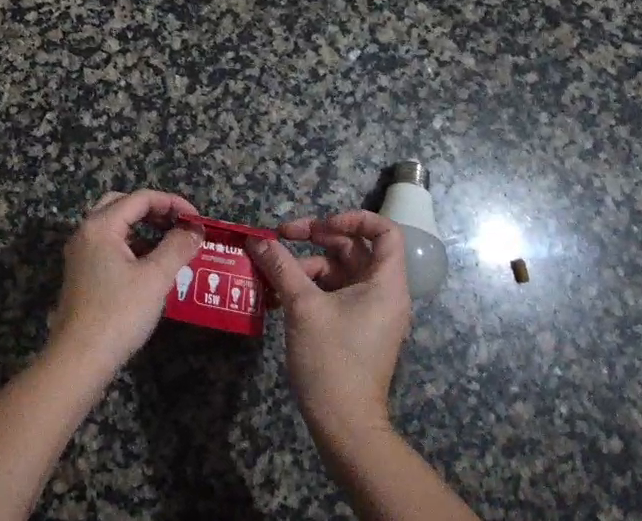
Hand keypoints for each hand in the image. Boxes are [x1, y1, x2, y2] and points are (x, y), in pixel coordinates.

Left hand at [49, 190, 202, 374]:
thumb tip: (194, 230)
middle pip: (122, 205)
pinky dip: (131, 246)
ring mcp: (80, 253)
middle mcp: (85, 232)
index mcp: (100, 226)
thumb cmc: (119, 313)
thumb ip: (177, 247)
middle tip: (179, 224)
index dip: (172, 202)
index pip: (140, 198)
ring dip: (142, 229)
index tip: (197, 219)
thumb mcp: (155, 278)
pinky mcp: (81, 273)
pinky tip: (149, 266)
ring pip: (114, 227)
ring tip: (170, 243)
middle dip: (153, 210)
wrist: (80, 357)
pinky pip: (108, 246)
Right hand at [247, 210, 411, 461]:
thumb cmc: (332, 359)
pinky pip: (332, 293)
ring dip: (304, 266)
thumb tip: (256, 239)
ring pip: (338, 271)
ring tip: (270, 273)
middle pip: (354, 248)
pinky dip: (307, 287)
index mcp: (385, 284)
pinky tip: (276, 294)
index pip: (384, 232)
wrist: (344, 422)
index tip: (318, 225)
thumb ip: (280, 266)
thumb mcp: (302, 306)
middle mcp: (383, 293)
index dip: (353, 219)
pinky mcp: (354, 327)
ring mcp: (369, 311)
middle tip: (280, 237)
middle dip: (315, 239)